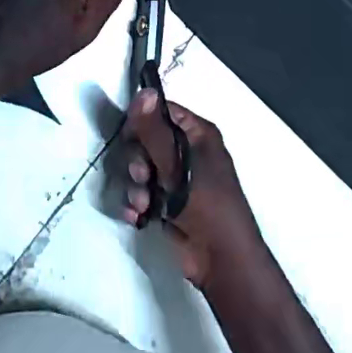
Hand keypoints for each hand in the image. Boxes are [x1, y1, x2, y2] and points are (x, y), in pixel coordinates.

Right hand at [119, 90, 264, 289]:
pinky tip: (137, 216)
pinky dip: (135, 203)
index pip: (160, 112)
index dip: (141, 122)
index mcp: (196, 134)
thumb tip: (144, 91)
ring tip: (143, 203)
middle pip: (143, 140)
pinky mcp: (163, 202)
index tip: (130, 136)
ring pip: (138, 168)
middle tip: (141, 176)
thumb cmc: (208, 204)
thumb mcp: (178, 165)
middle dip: (136, 161)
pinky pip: (138, 192)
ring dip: (135, 186)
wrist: (221, 261)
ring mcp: (173, 178)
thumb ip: (154, 131)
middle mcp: (184, 151)